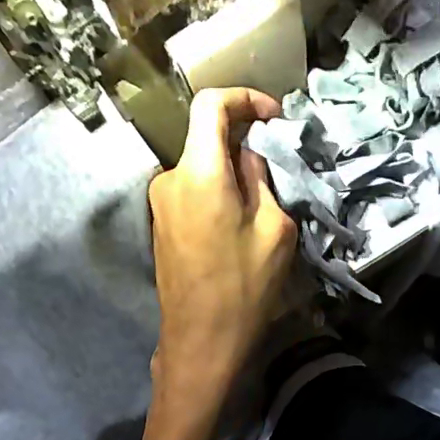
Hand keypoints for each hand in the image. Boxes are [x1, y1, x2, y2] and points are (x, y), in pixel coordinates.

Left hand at [148, 88, 297, 391]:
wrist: (200, 341)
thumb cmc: (243, 288)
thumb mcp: (273, 229)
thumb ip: (262, 179)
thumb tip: (251, 153)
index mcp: (198, 172)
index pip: (210, 104)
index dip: (244, 98)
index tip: (273, 117)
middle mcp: (170, 178)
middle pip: (206, 138)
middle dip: (244, 144)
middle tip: (279, 171)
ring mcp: (160, 203)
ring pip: (202, 167)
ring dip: (233, 174)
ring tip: (263, 207)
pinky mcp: (161, 224)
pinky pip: (193, 191)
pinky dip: (218, 192)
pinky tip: (239, 223)